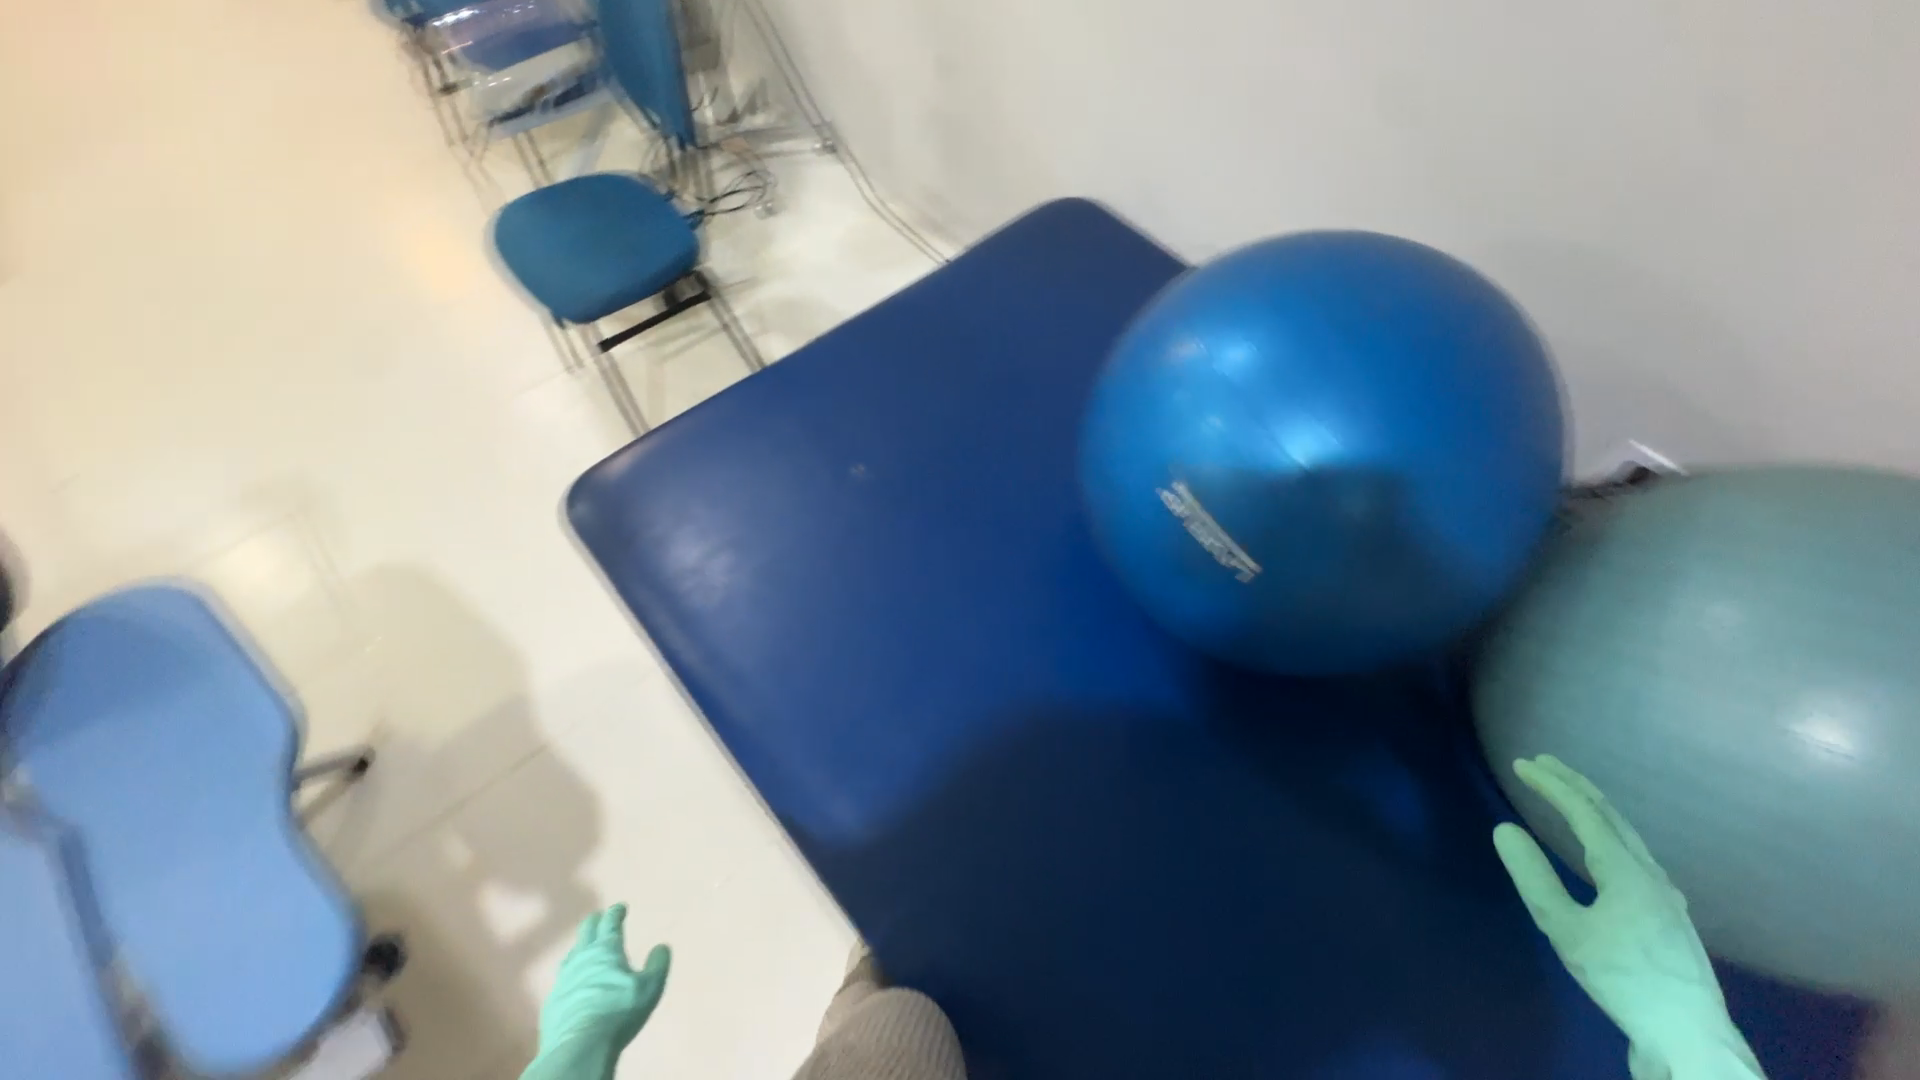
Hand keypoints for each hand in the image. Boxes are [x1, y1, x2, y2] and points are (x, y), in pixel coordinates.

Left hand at [538, 905, 669, 1058]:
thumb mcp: (650, 987)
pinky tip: (572, 981)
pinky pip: (562, 979)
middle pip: (586, 933)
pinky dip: (570, 973)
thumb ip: (657, 964)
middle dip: (595, 922)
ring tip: (584, 947)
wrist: (579, 1046)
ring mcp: (563, 980)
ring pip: (571, 954)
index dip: (615, 913)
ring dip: (580, 947)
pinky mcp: (552, 1002)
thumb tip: (661, 946)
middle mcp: (582, 959)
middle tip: (599, 917)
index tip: (619, 907)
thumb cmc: (619, 1011)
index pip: (610, 923)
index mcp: (607, 950)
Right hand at [1493, 756, 1763, 1079]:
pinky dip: (1608, 832)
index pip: (1584, 813)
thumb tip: (1504, 828)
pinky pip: (1634, 853)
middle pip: (1612, 816)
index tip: (1520, 764)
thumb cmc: (1620, 979)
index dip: (1551, 785)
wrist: (1688, 1033)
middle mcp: (1651, 873)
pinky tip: (1603, 846)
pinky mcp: (1668, 912)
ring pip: (1627, 834)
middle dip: (1575, 785)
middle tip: (1542, 762)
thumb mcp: (1564, 929)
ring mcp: (1665, 893)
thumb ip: (1533, 877)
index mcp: (1626, 871)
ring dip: (1593, 807)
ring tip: (1568, 794)